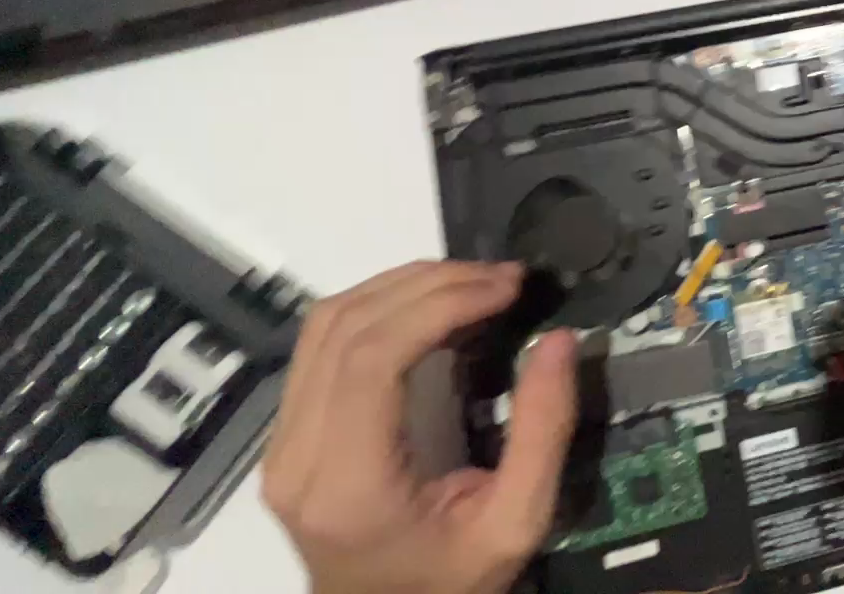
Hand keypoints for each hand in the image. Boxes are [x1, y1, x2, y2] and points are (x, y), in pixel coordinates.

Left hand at [264, 261, 577, 593]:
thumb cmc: (453, 581)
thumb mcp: (518, 521)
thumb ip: (543, 431)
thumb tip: (559, 339)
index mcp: (349, 484)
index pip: (370, 358)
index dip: (440, 302)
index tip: (507, 288)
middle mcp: (297, 456)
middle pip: (346, 326)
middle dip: (434, 283)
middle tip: (505, 279)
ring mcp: (284, 442)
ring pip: (329, 322)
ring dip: (407, 284)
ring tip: (477, 283)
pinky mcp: (292, 431)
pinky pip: (326, 340)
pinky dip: (385, 303)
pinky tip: (437, 303)